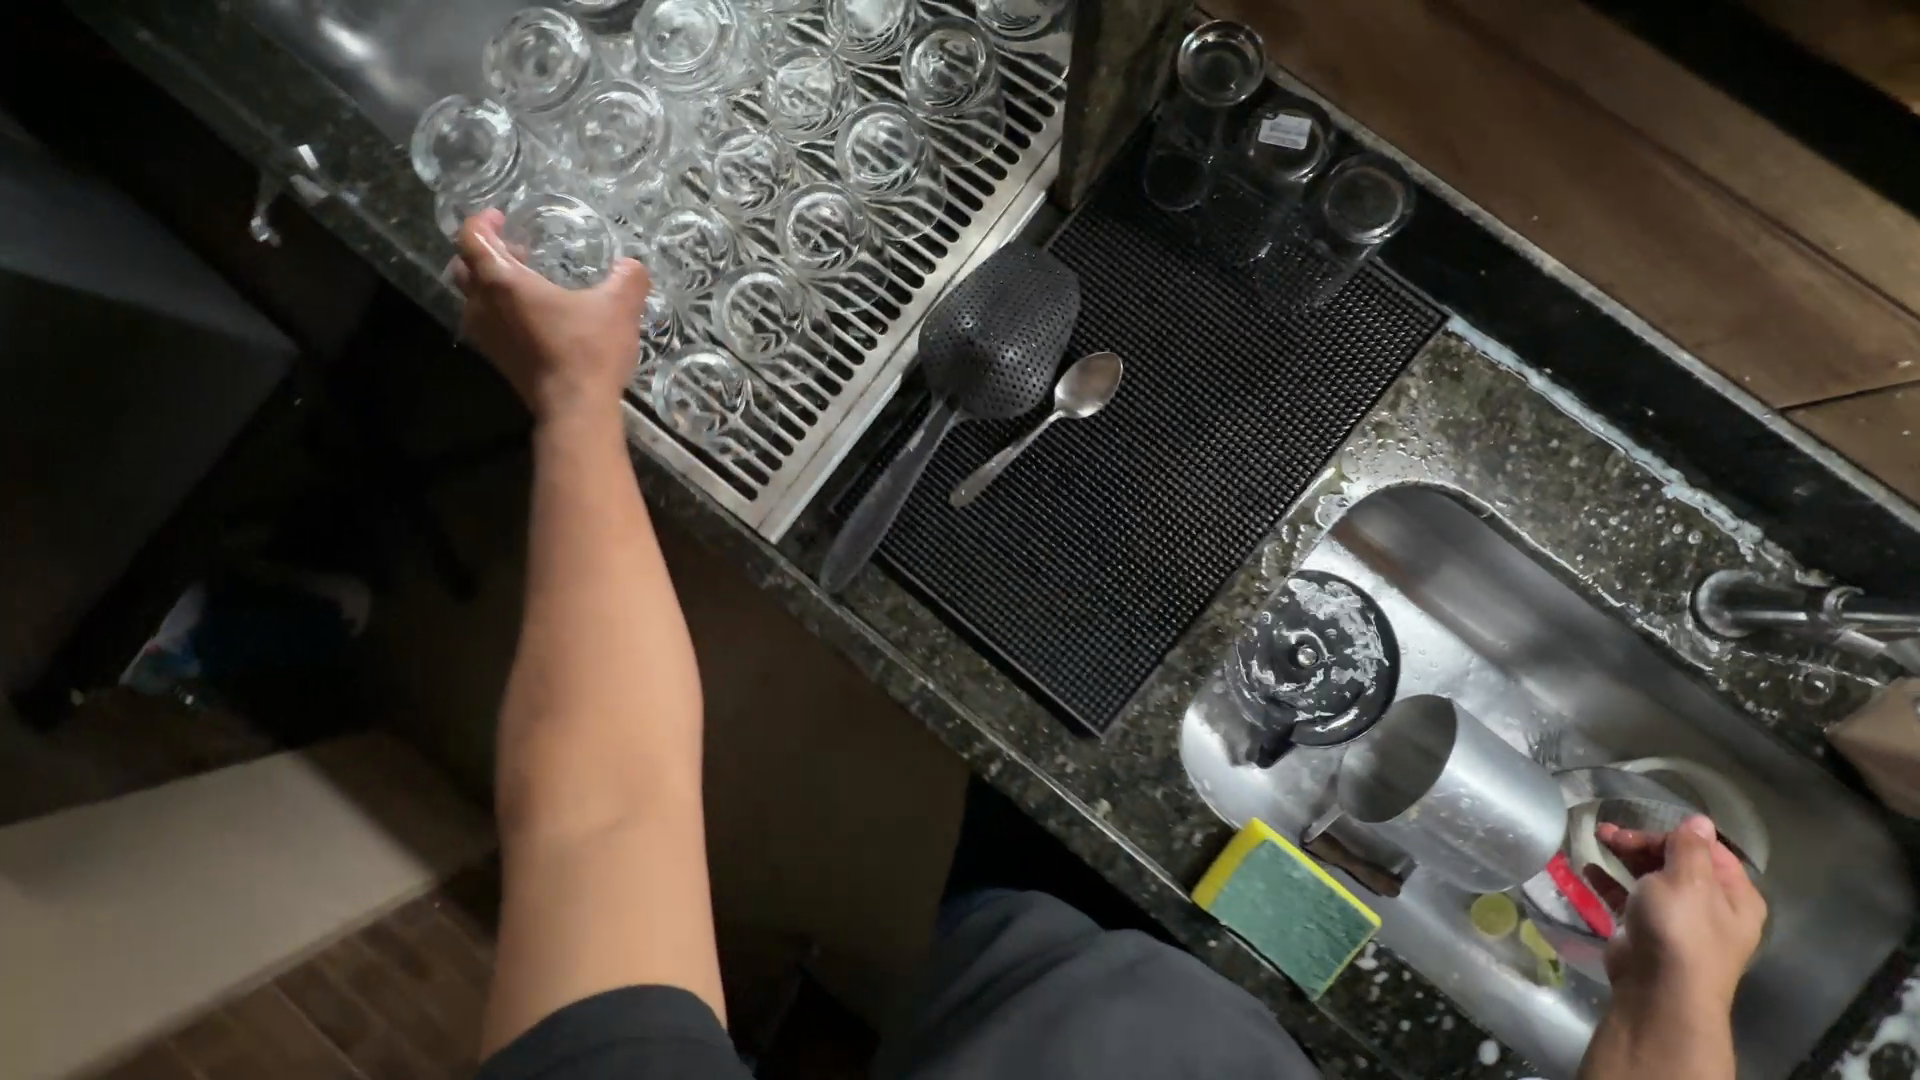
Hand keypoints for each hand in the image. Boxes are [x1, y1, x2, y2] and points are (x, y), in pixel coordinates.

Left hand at [452, 209, 649, 425]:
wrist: (575, 408)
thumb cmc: (589, 350)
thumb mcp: (619, 307)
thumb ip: (628, 279)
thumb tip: (632, 267)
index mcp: (503, 282)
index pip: (472, 238)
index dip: (483, 222)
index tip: (501, 218)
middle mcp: (484, 305)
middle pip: (465, 267)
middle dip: (485, 253)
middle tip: (516, 251)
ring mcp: (487, 336)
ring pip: (474, 299)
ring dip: (492, 285)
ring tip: (526, 286)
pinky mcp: (499, 360)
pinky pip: (488, 324)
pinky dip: (503, 312)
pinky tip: (535, 320)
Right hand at [1595, 814, 1766, 1011]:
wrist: (1660, 987)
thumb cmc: (1680, 928)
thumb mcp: (1687, 879)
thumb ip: (1690, 847)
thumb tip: (1700, 821)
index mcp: (1734, 895)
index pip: (1709, 850)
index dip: (1675, 835)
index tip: (1642, 827)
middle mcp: (1712, 906)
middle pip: (1677, 861)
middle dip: (1642, 843)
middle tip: (1607, 834)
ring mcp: (1679, 919)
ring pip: (1651, 876)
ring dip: (1624, 856)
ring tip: (1595, 840)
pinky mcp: (1647, 928)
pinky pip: (1628, 895)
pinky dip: (1610, 880)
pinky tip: (1589, 869)